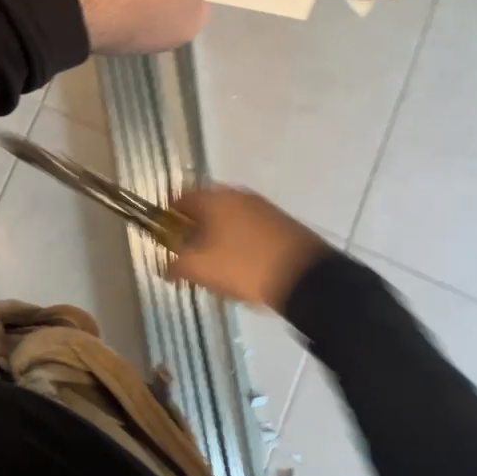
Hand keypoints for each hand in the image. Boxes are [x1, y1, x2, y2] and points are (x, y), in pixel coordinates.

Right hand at [167, 187, 331, 311]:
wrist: (310, 280)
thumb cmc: (244, 266)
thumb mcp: (199, 269)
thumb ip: (174, 264)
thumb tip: (166, 266)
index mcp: (212, 198)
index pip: (178, 200)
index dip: (170, 222)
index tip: (172, 244)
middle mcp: (236, 195)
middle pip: (205, 210)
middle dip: (197, 233)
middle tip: (196, 259)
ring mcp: (264, 207)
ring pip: (230, 220)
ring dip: (222, 239)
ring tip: (223, 267)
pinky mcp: (284, 224)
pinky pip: (252, 230)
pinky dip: (244, 244)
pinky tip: (248, 267)